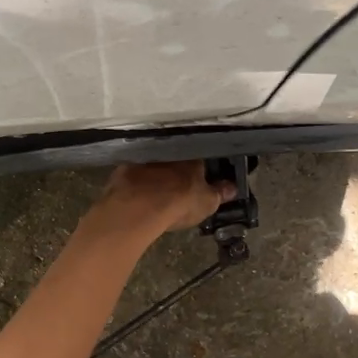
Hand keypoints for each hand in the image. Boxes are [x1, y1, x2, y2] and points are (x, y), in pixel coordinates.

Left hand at [91, 161, 232, 237]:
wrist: (139, 207)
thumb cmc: (179, 203)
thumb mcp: (207, 203)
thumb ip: (220, 193)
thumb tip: (233, 188)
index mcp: (193, 157)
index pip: (203, 159)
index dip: (204, 169)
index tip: (203, 178)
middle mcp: (169, 151)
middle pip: (177, 158)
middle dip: (178, 168)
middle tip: (178, 183)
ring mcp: (145, 158)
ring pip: (155, 162)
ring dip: (157, 171)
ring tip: (158, 186)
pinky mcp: (124, 167)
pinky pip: (135, 171)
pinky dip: (137, 178)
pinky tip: (137, 188)